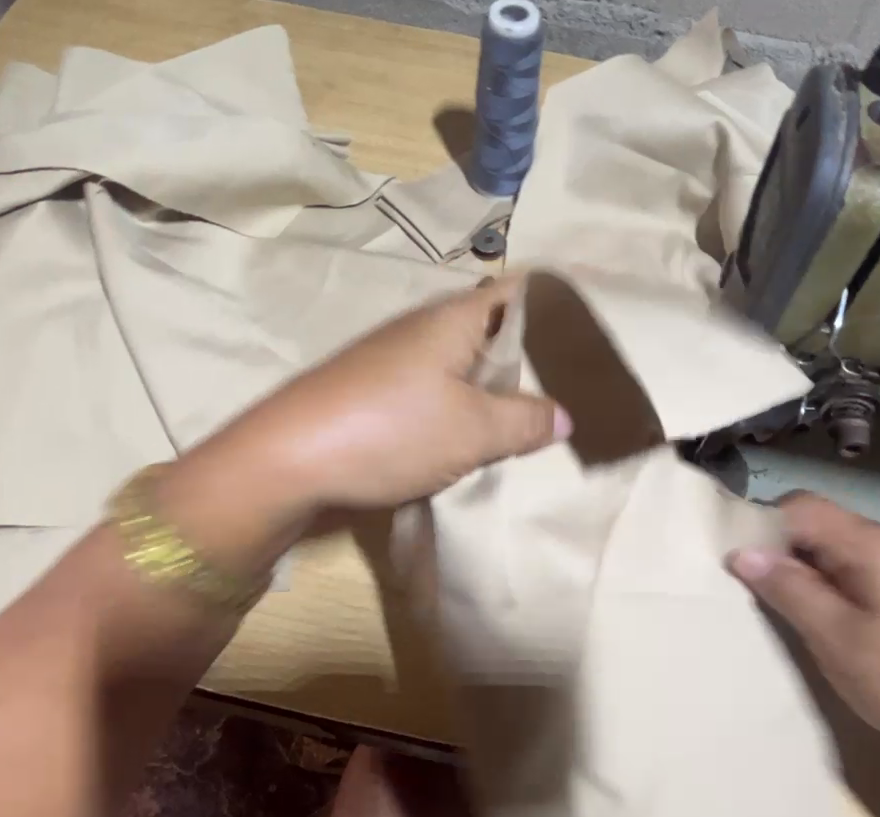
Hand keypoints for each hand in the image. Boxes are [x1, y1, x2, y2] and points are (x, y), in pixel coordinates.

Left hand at [200, 277, 569, 513]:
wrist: (288, 460)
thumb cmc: (390, 430)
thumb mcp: (473, 430)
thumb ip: (524, 420)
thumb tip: (563, 415)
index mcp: (452, 319)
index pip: (516, 292)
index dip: (555, 309)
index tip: (591, 338)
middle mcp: (421, 329)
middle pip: (489, 332)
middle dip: (527, 360)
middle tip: (571, 391)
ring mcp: (391, 361)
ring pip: (459, 367)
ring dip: (490, 392)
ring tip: (529, 423)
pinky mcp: (371, 395)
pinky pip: (432, 394)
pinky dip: (458, 411)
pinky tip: (469, 442)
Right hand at [729, 494, 879, 768]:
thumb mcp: (833, 635)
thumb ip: (787, 588)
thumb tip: (741, 552)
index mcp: (871, 544)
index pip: (800, 507)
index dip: (762, 526)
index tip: (733, 562)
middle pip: (816, 525)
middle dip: (777, 549)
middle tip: (747, 590)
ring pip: (830, 551)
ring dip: (798, 571)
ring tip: (774, 608)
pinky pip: (849, 572)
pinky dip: (823, 587)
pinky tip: (813, 620)